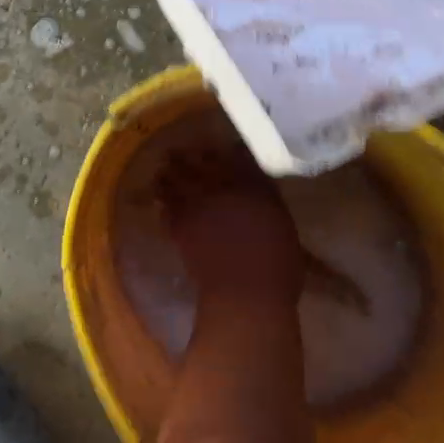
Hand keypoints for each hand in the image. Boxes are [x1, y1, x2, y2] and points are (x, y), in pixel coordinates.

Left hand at [160, 142, 304, 305]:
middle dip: (190, 154)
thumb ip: (266, 199)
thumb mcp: (282, 226)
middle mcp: (220, 188)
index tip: (221, 149)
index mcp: (252, 187)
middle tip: (184, 152)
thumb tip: (256, 184)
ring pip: (175, 175)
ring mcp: (195, 202)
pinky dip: (162, 196)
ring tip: (166, 167)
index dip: (228, 151)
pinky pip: (164, 201)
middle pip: (198, 159)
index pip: (237, 157)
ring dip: (170, 170)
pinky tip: (161, 195)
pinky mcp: (177, 221)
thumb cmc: (276, 267)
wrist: (245, 294)